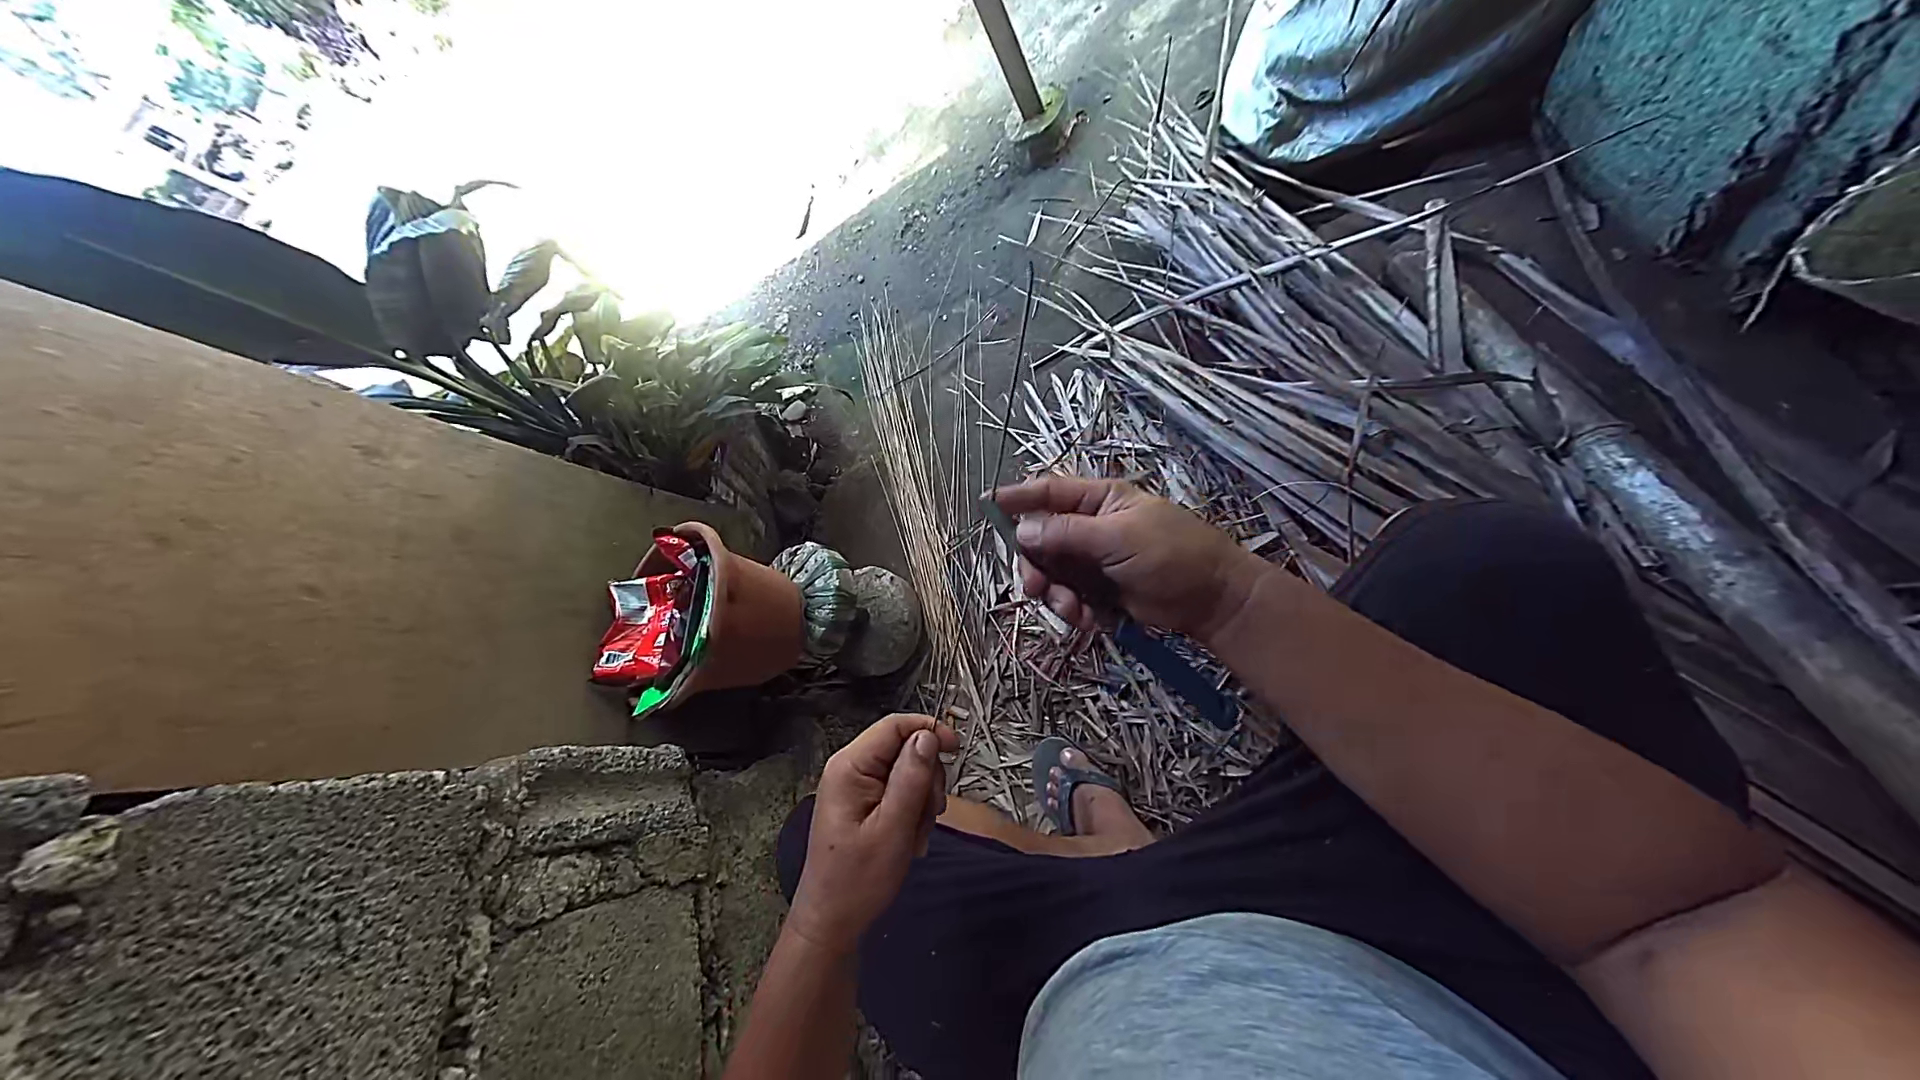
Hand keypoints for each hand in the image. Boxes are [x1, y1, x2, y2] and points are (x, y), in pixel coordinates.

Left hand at [786, 713, 957, 954]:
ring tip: (915, 834)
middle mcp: (850, 769)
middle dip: (926, 778)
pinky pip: (900, 792)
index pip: (894, 726)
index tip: (956, 749)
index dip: (928, 730)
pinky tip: (909, 839)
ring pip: (908, 771)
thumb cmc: (857, 881)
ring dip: (922, 800)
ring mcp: (857, 787)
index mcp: (849, 766)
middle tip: (929, 814)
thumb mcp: (892, 828)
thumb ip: (912, 778)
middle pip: (905, 748)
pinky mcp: (864, 803)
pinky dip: (913, 812)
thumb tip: (928, 736)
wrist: (832, 924)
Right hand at [994, 476, 1268, 639]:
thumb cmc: (1172, 554)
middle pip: (1041, 541)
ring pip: (1052, 574)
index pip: (1049, 492)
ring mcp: (1094, 561)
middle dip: (1035, 567)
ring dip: (1055, 595)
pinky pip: (1069, 597)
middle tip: (1035, 588)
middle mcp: (1090, 527)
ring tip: (1075, 612)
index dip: (1018, 498)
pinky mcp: (1099, 590)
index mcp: (1098, 500)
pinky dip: (1074, 611)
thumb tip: (1022, 530)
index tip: (988, 506)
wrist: (1212, 600)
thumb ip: (1067, 533)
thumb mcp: (1118, 537)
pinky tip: (1091, 621)